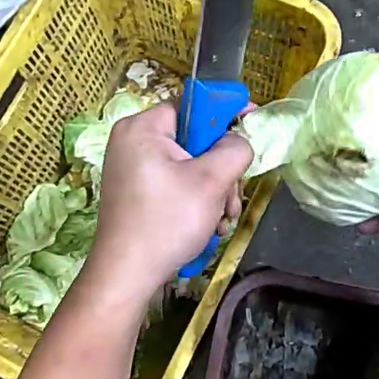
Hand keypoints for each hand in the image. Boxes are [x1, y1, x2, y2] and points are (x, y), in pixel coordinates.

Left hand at [90, 102, 251, 296]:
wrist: (126, 275)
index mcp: (143, 127)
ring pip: (188, 165)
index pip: (193, 104)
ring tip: (221, 219)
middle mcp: (132, 140)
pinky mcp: (134, 191)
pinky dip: (194, 201)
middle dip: (220, 169)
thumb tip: (240, 138)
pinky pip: (174, 183)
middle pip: (194, 138)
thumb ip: (234, 149)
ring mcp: (130, 168)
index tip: (251, 126)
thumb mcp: (211, 181)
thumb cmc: (166, 222)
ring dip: (213, 190)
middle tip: (232, 197)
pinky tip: (206, 226)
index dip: (225, 113)